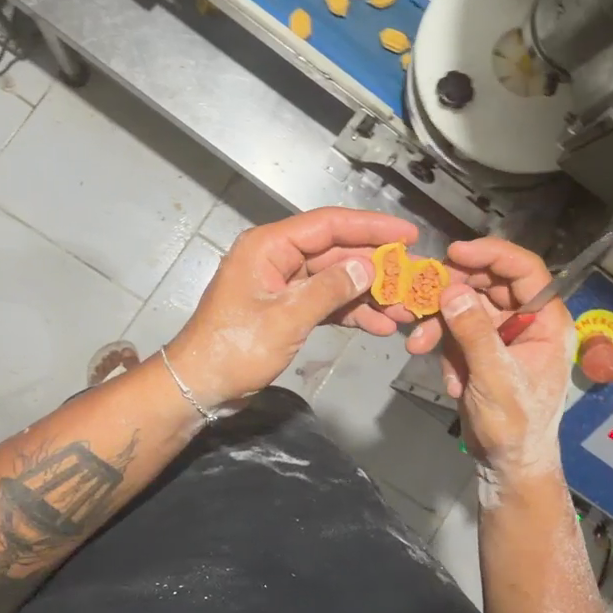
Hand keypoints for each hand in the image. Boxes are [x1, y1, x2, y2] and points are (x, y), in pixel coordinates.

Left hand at [165, 207, 417, 405]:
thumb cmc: (234, 349)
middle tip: (413, 280)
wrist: (199, 386)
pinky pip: (327, 302)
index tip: (409, 235)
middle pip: (336, 252)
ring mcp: (282, 284)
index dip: (371, 227)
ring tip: (403, 311)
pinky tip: (379, 326)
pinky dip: (351, 313)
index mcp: (269, 246)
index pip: (328, 225)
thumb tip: (369, 267)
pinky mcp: (287, 309)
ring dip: (368, 295)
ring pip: (336, 279)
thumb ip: (330, 290)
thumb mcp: (286, 318)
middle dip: (376, 268)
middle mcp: (277, 258)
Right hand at [408, 238, 573, 482]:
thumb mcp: (495, 377)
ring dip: (440, 324)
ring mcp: (502, 335)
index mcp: (546, 322)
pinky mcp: (480, 350)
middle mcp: (526, 321)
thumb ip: (474, 333)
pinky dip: (444, 348)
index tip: (455, 253)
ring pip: (465, 307)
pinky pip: (456, 331)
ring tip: (418, 345)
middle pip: (489, 285)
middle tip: (422, 296)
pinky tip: (448, 378)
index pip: (525, 271)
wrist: (507, 464)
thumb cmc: (516, 424)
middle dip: (453, 293)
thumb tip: (451, 292)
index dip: (492, 255)